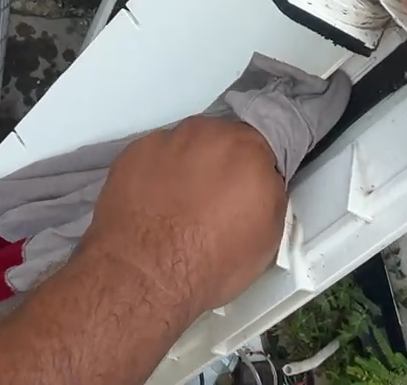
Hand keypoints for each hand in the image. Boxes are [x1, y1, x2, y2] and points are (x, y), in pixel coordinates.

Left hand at [79, 116, 285, 320]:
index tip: (245, 189)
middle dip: (219, 162)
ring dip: (188, 164)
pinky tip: (155, 200)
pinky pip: (155, 154)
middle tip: (212, 198)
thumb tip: (261, 181)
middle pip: (221, 139)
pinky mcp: (137, 147)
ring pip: (187, 144)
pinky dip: (157, 171)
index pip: (260, 145)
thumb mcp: (266, 236)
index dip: (253, 169)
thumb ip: (269, 192)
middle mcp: (210, 133)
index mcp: (249, 149)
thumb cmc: (209, 262)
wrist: (146, 272)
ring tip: (179, 202)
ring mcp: (170, 138)